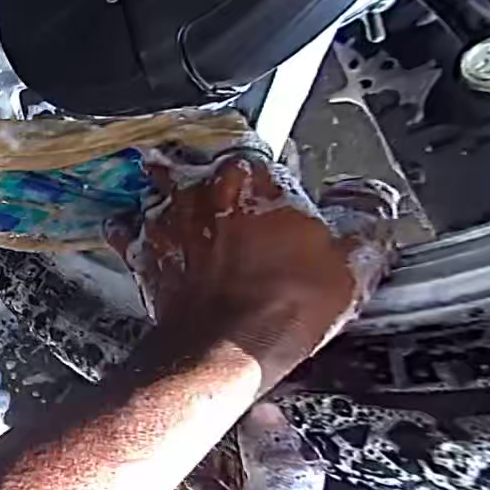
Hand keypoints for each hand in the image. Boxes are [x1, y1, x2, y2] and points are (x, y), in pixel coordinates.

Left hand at [106, 148, 397, 384]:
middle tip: (228, 191)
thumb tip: (365, 193)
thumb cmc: (286, 301)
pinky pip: (124, 227)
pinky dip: (133, 228)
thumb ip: (364, 208)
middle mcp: (195, 190)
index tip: (278, 175)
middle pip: (195, 163)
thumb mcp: (355, 252)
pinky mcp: (138, 250)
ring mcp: (160, 219)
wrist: (225, 344)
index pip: (256, 145)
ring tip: (192, 211)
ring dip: (169, 197)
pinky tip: (150, 235)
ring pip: (156, 190)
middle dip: (208, 172)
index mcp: (247, 176)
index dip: (268, 160)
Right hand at [195, 403, 424, 489]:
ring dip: (230, 453)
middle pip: (299, 450)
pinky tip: (184, 467)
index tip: (277, 372)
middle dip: (262, 425)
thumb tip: (265, 409)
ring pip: (263, 475)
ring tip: (196, 419)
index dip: (315, 402)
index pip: (348, 432)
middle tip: (225, 390)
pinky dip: (212, 485)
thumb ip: (278, 455)